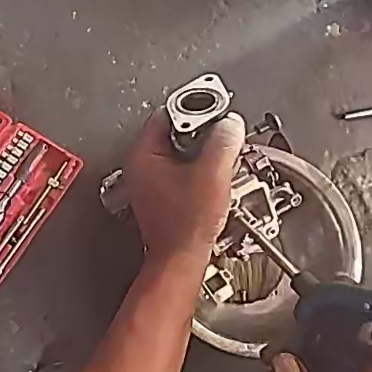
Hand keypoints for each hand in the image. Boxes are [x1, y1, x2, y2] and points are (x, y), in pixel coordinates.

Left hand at [123, 109, 244, 266]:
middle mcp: (142, 166)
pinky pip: (182, 169)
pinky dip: (200, 169)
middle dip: (203, 132)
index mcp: (144, 155)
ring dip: (203, 151)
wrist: (181, 260)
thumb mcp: (212, 175)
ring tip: (221, 158)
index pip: (169, 113)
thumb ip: (222, 143)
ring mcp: (150, 182)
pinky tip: (214, 176)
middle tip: (223, 136)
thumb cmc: (186, 226)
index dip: (197, 111)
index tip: (218, 114)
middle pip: (175, 131)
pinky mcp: (162, 194)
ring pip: (180, 151)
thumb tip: (230, 123)